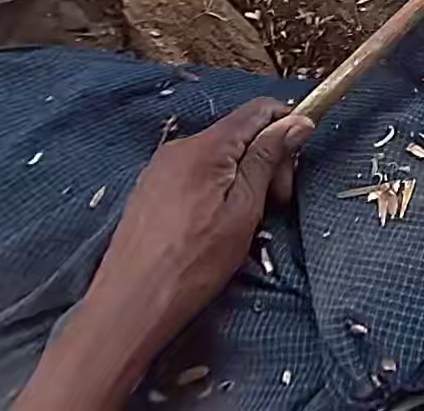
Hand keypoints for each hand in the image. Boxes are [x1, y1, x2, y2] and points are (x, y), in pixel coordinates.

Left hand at [84, 99, 313, 352]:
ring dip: (246, 173)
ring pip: (223, 152)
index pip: (261, 109)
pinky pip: (200, 169)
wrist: (123, 316)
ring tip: (248, 215)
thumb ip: (269, 157)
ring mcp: (160, 169)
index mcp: (205, 147)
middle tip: (276, 199)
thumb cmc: (192, 264)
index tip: (295, 162)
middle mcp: (180, 148)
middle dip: (268, 156)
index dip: (288, 125)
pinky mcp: (151, 190)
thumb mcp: (244, 208)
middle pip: (243, 131)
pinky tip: (220, 220)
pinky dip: (222, 184)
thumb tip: (300, 120)